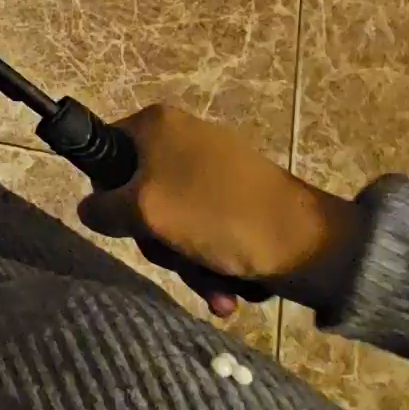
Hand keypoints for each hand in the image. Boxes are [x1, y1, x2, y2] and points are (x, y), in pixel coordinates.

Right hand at [77, 104, 368, 316]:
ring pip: (175, 214)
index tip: (126, 223)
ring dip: (185, 256)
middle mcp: (183, 135)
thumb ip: (101, 208)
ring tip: (209, 284)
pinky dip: (212, 256)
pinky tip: (228, 286)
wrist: (319, 248)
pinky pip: (208, 223)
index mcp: (155, 124)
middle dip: (155, 236)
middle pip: (139, 190)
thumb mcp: (143, 212)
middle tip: (171, 257)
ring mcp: (217, 165)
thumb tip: (90, 209)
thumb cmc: (218, 216)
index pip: (103, 152)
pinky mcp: (245, 194)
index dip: (106, 192)